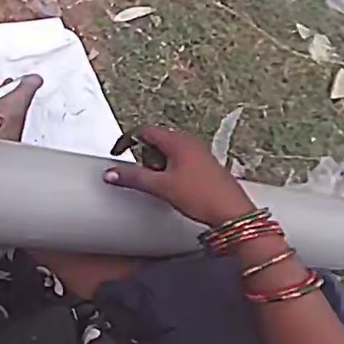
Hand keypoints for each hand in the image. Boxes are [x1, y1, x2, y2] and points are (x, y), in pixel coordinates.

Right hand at [103, 125, 256, 227]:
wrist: (232, 212)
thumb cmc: (202, 196)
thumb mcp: (161, 187)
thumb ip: (134, 178)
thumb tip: (112, 172)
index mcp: (177, 141)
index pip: (145, 131)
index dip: (127, 140)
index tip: (117, 153)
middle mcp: (189, 141)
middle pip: (157, 140)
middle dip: (146, 157)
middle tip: (149, 177)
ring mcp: (199, 152)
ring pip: (169, 151)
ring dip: (159, 165)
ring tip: (165, 185)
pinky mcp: (205, 164)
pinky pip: (180, 160)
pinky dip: (171, 170)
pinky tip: (176, 188)